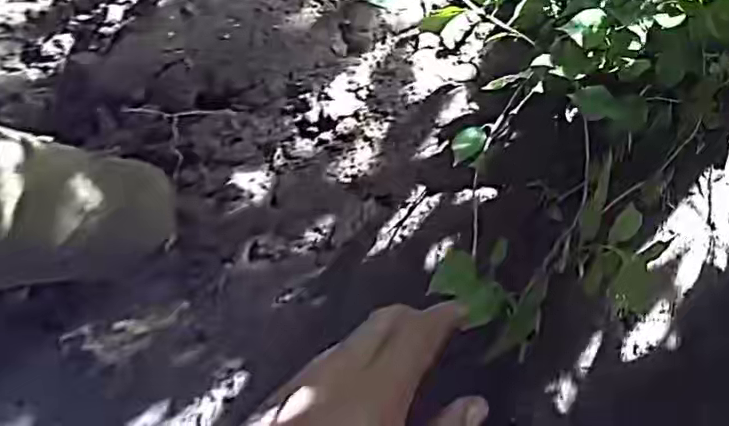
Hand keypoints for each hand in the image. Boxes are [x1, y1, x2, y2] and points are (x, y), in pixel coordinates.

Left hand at [248, 303, 486, 425]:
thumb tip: (472, 405)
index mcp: (373, 392)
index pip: (420, 328)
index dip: (447, 315)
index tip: (466, 314)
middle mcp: (331, 380)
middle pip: (382, 321)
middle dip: (413, 319)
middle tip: (435, 333)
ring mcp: (287, 398)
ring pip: (342, 345)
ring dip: (373, 343)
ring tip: (392, 366)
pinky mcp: (256, 419)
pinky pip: (308, 375)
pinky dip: (337, 370)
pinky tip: (340, 399)